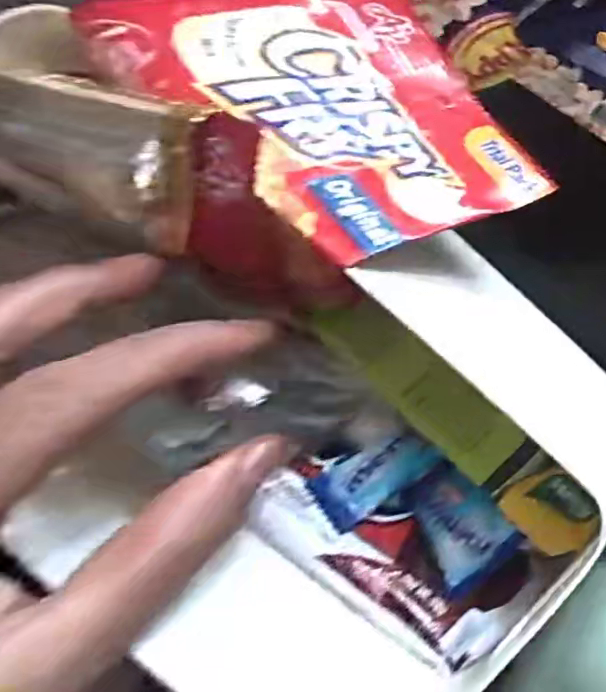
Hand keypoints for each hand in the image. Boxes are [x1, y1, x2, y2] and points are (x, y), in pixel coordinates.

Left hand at [0, 255, 284, 691]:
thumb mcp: (36, 669)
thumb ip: (150, 565)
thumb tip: (263, 453)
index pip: (72, 391)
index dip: (174, 349)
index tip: (257, 335)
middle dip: (63, 297)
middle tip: (148, 269)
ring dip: (10, 319)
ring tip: (86, 292)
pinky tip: (14, 364)